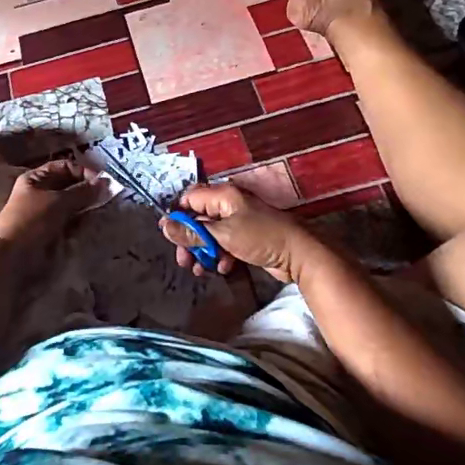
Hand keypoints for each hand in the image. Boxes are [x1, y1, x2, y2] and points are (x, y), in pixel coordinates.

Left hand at [0, 160, 101, 253]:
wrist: (11, 256)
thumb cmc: (32, 220)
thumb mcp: (58, 201)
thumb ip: (83, 192)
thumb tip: (106, 182)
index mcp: (36, 178)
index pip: (64, 167)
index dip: (83, 171)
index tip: (102, 183)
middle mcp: (40, 193)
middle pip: (69, 186)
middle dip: (86, 191)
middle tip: (106, 199)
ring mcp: (45, 213)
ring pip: (71, 206)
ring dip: (85, 208)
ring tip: (100, 213)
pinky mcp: (50, 231)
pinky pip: (69, 222)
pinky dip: (79, 223)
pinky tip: (90, 225)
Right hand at [161, 182, 320, 282]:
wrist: (300, 255)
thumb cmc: (260, 238)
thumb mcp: (222, 235)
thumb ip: (193, 231)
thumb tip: (164, 225)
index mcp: (223, 195)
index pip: (190, 198)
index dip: (178, 215)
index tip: (169, 235)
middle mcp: (229, 204)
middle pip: (198, 218)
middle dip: (190, 239)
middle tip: (183, 260)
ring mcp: (239, 221)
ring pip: (211, 234)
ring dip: (203, 251)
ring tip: (200, 269)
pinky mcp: (247, 238)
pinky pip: (225, 244)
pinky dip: (219, 255)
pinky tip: (222, 268)